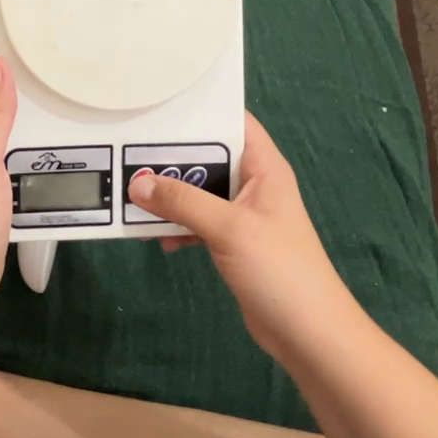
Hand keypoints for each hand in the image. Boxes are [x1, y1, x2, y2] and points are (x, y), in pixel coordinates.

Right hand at [128, 111, 356, 359]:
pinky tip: (156, 236)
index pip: (232, 120)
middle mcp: (253, 183)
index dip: (199, 109)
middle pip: (208, 155)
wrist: (308, 334)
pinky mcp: (232, 241)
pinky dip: (177, 225)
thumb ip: (182, 202)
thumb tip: (137, 184)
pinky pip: (197, 220)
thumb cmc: (279, 270)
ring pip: (198, 190)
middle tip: (129, 147)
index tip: (158, 102)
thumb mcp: (228, 228)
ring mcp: (242, 213)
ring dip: (170, 194)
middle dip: (171, 155)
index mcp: (264, 167)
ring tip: (134, 193)